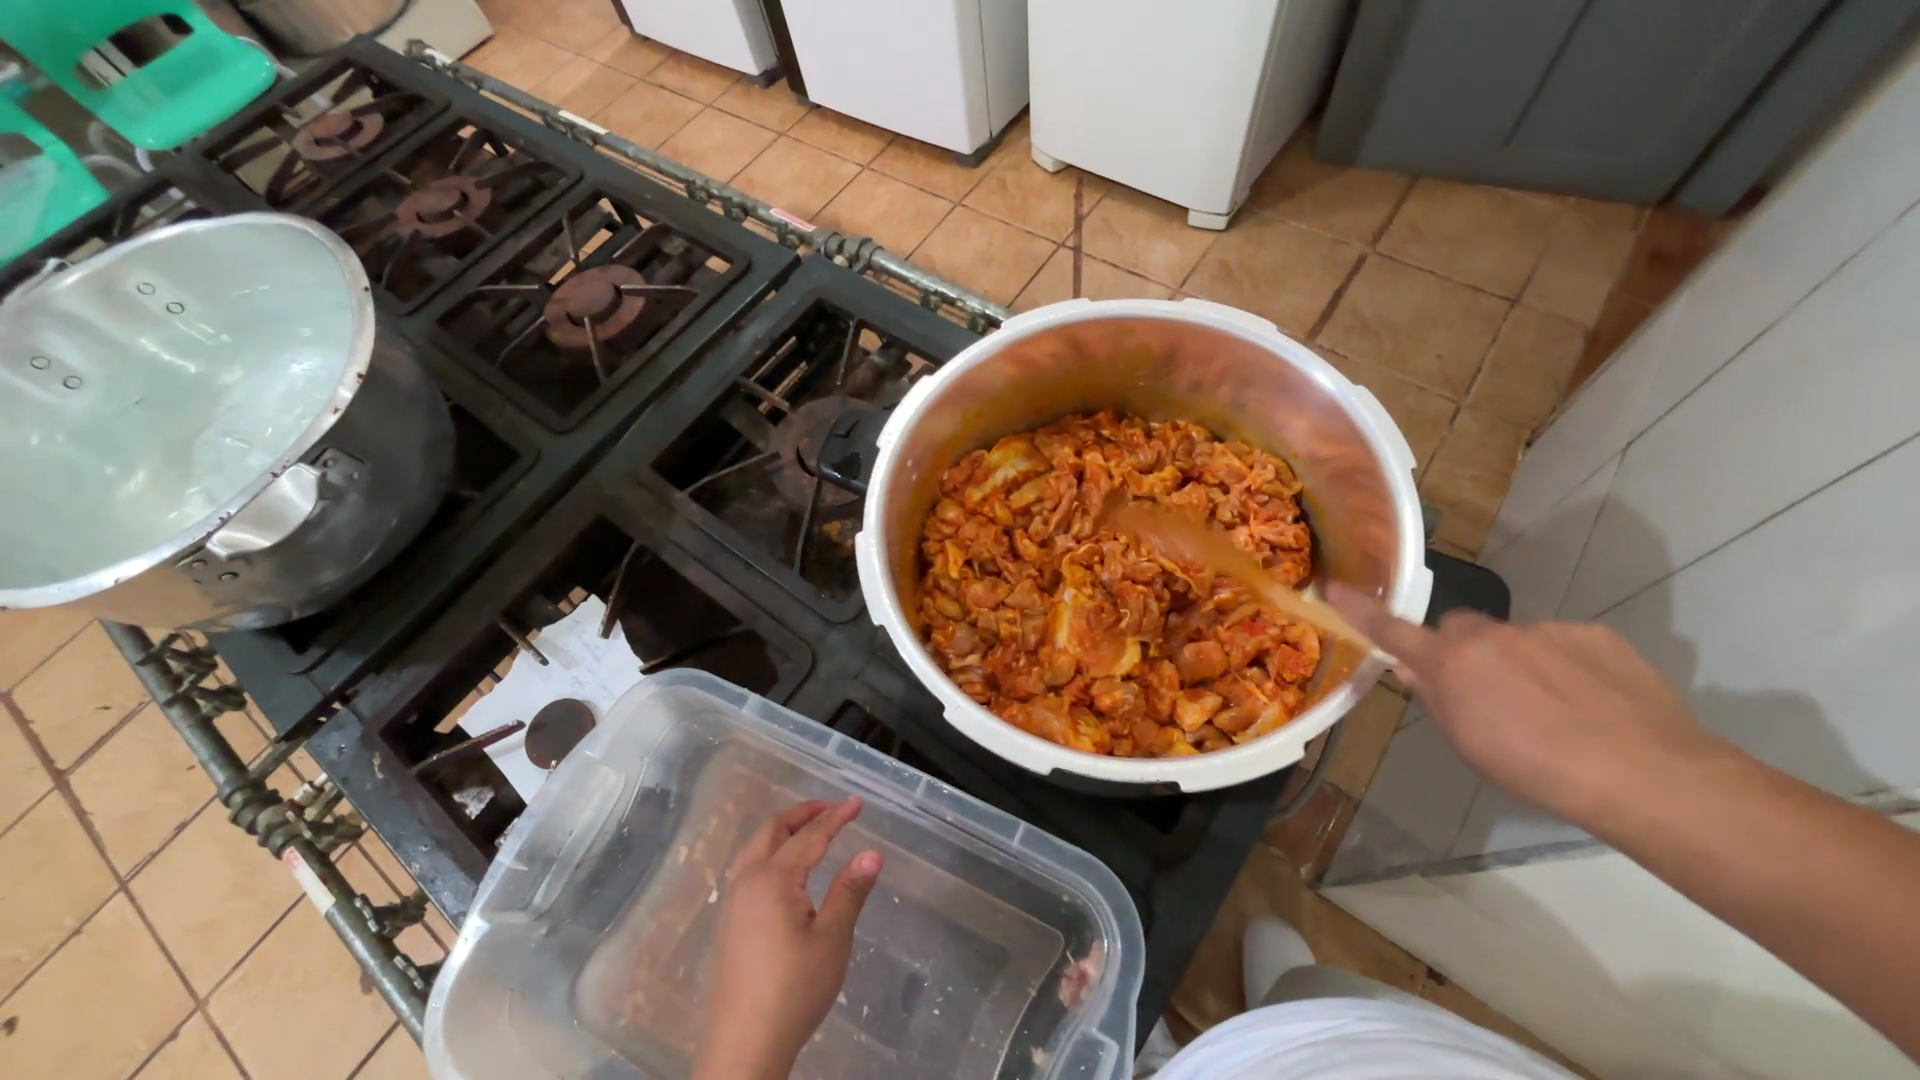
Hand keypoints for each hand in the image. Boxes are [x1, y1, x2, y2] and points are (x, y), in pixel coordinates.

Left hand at [693, 798, 883, 1079]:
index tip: (857, 803)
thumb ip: (850, 891)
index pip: (809, 836)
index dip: (836, 817)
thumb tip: (872, 853)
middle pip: (772, 831)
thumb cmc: (794, 989)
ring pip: (754, 848)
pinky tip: (782, 871)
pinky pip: (746, 868)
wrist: (744, 1043)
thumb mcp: (833, 939)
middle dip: (803, 814)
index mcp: (773, 879)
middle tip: (832, 809)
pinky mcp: (728, 923)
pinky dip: (768, 851)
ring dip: (782, 831)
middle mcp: (747, 881)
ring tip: (808, 831)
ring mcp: (732, 902)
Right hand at [1327, 584, 1726, 824]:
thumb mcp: (1470, 745)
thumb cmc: (1538, 769)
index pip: (1394, 631)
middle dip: (1464, 651)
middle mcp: (1493, 635)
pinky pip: (1564, 645)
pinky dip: (1567, 668)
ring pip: (1516, 641)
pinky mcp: (1595, 635)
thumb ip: (1439, 699)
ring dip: (1521, 665)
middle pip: (1461, 630)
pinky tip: (1591, 704)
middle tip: (1487, 694)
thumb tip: (1415, 671)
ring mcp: (1547, 630)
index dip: (1361, 612)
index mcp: (1453, 664)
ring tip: (1556, 712)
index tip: (1334, 587)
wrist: (1645, 772)